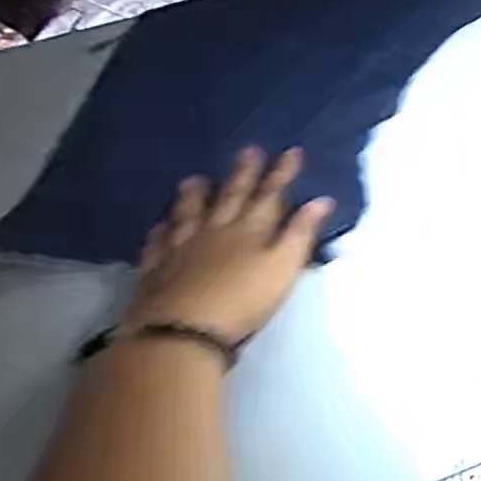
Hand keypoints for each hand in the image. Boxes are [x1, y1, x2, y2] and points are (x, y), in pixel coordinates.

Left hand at [124, 147, 334, 342]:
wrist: (183, 330)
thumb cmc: (246, 298)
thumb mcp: (285, 265)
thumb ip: (302, 232)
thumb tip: (321, 200)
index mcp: (252, 230)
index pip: (271, 194)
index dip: (282, 173)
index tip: (292, 151)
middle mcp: (217, 231)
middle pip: (232, 197)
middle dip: (244, 174)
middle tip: (248, 150)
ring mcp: (183, 248)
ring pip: (191, 213)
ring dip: (196, 195)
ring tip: (196, 178)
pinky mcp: (159, 269)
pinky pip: (160, 242)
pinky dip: (163, 230)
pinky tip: (162, 225)